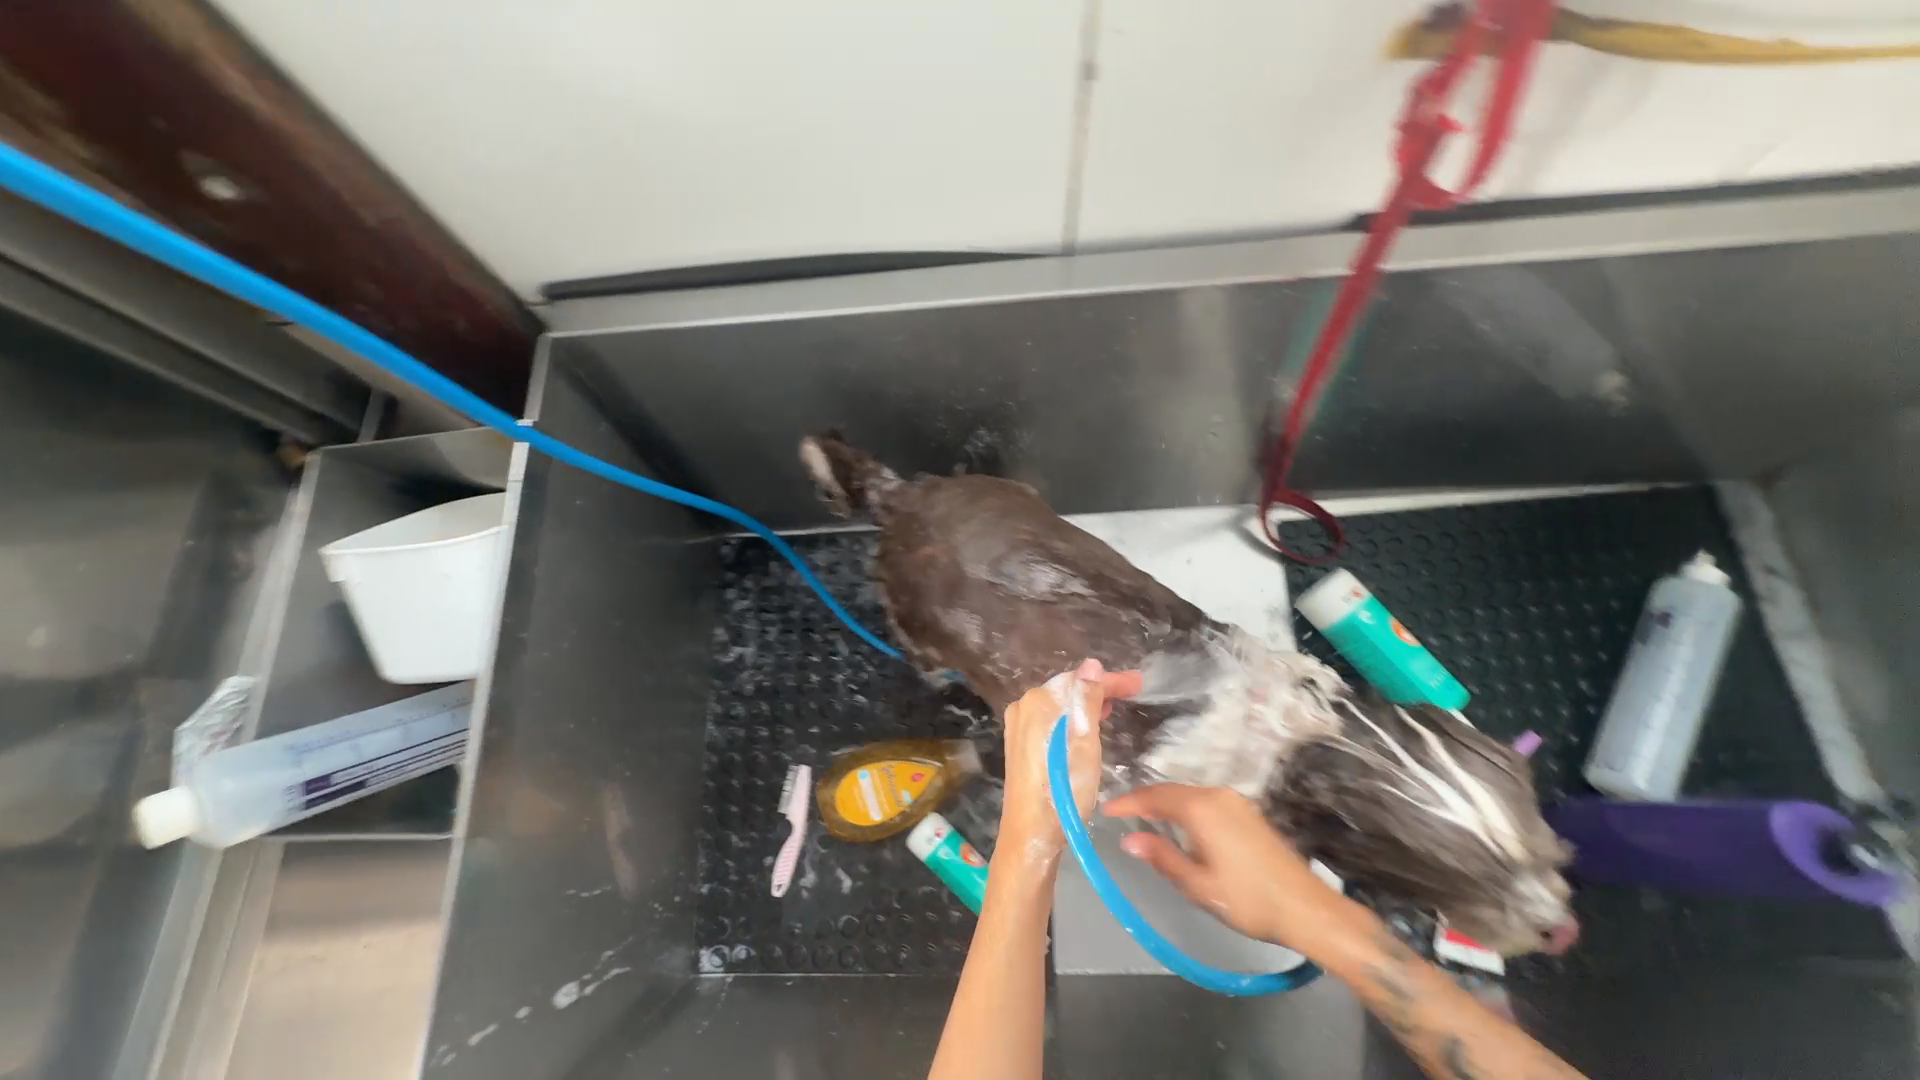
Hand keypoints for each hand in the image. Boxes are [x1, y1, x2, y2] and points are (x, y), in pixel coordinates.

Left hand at [999, 659, 1142, 861]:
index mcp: (1038, 702)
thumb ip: (1087, 699)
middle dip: (1099, 690)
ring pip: (1059, 705)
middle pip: (1067, 690)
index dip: (1111, 680)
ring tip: (1112, 708)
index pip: (1079, 679)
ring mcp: (1018, 726)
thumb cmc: (1064, 788)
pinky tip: (1086, 728)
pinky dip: (1071, 720)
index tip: (1138, 683)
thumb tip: (1092, 664)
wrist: (1032, 831)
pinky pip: (1050, 720)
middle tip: (1131, 694)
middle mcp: (1023, 707)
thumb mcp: (1085, 743)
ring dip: (1086, 704)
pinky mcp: (1019, 744)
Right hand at [1101, 784, 1362, 956]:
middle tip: (1120, 815)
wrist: (1307, 909)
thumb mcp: (1197, 885)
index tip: (1105, 811)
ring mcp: (1236, 802)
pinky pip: (1206, 802)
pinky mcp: (1248, 813)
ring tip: (1144, 820)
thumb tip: (1130, 839)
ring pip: (1189, 795)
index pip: (1154, 797)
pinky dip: (1185, 809)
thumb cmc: (1248, 900)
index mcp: (1201, 809)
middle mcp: (1217, 796)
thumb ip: (1162, 857)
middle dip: (1144, 801)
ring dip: (1165, 804)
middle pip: (1171, 791)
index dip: (1127, 803)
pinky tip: (1180, 827)